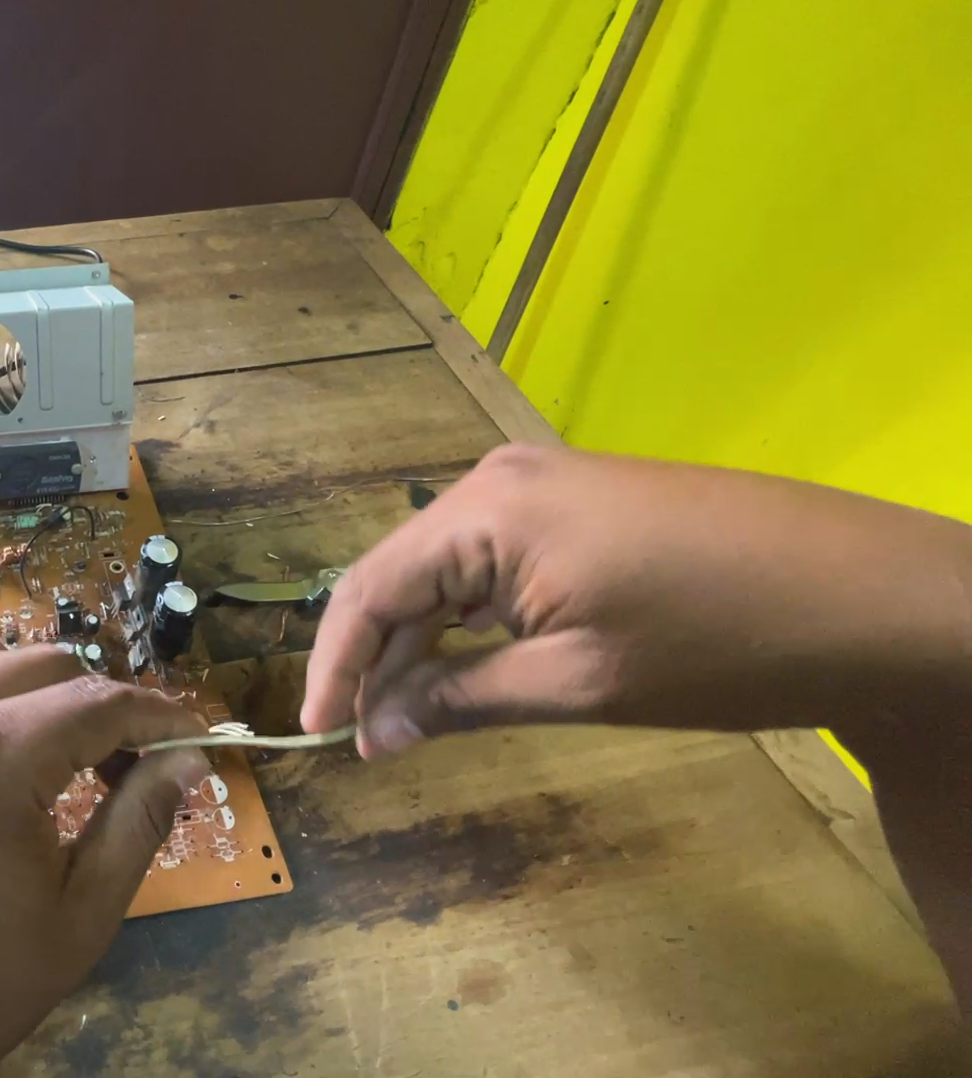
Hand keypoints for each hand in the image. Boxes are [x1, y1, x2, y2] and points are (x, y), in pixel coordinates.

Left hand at [0, 637, 209, 1077]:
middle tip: (123, 765)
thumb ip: (138, 823)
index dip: (160, 714)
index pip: (102, 702)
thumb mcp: (77, 917)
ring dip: (33, 688)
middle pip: (48, 666)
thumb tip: (184, 760)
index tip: (192, 738)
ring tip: (50, 751)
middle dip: (100, 705)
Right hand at [300, 444, 971, 1015]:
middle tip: (361, 734)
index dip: (334, 665)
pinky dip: (463, 620)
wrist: (903, 600)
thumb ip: (454, 701)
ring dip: (417, 643)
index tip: (315, 729)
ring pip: (438, 573)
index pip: (368, 590)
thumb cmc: (724, 643)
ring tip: (402, 714)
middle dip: (374, 658)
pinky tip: (455, 666)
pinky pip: (483, 564)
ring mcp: (532, 486)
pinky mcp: (567, 503)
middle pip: (397, 578)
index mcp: (483, 512)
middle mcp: (491, 483)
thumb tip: (372, 735)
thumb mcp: (575, 683)